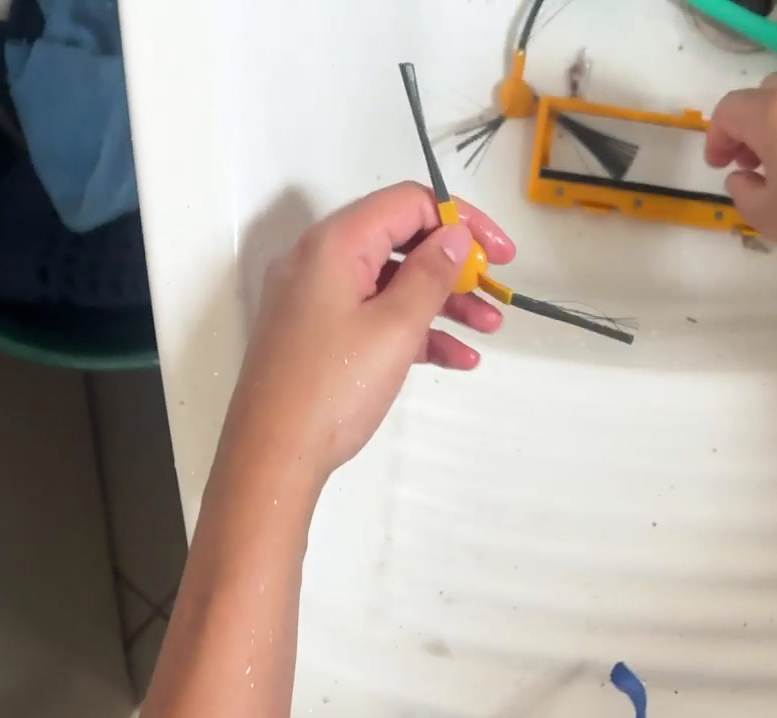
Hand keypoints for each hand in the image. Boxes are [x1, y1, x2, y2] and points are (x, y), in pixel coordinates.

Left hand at [227, 182, 515, 481]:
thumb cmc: (335, 386)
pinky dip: (414, 332)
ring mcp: (318, 301)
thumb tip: (456, 234)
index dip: (462, 221)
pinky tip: (456, 359)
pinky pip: (375, 319)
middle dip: (456, 269)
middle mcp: (321, 261)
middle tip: (496, 294)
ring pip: (392, 286)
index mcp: (335, 243)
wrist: (275, 454)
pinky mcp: (320, 336)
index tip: (501, 254)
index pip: (408, 204)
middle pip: (401, 244)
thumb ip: (431, 274)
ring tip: (488, 329)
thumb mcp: (394, 327)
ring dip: (443, 304)